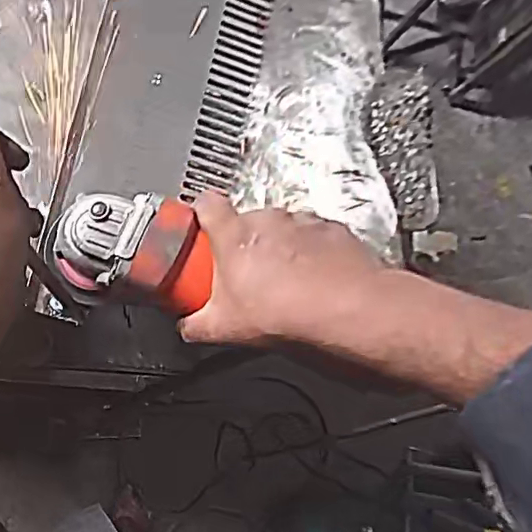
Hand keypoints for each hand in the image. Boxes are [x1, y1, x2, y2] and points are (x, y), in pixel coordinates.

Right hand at [178, 191, 531, 401]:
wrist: (346, 312)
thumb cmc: (284, 312)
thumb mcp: (221, 328)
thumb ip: (194, 324)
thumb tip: (186, 327)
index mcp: (234, 235)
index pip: (206, 204)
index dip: (198, 213)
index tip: (196, 229)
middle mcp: (268, 220)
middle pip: (243, 221)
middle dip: (238, 244)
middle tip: (237, 276)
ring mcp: (304, 223)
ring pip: (279, 230)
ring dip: (273, 250)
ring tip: (275, 284)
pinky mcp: (334, 232)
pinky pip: (311, 239)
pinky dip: (306, 256)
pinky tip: (305, 283)